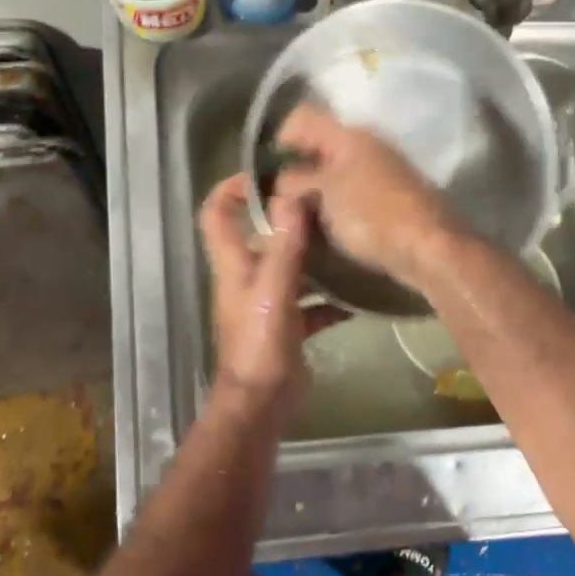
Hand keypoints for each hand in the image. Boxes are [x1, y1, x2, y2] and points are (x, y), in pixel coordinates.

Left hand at [198, 176, 346, 403]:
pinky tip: (357, 295)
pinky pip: (312, 304)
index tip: (267, 173)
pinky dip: (331, 299)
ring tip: (346, 241)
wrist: (262, 401)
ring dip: (314, 257)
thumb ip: (284, 247)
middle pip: (261, 238)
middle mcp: (248, 279)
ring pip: (291, 269)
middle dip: (288, 219)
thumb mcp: (273, 290)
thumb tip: (292, 197)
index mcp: (234, 265)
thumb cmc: (260, 344)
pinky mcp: (289, 327)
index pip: (217, 214)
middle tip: (324, 203)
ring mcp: (269, 304)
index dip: (232, 188)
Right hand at [273, 105, 465, 284]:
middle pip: (316, 150)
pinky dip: (334, 212)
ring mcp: (379, 175)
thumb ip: (296, 181)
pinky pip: (349, 199)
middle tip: (279, 208)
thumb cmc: (373, 215)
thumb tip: (283, 181)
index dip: (280, 142)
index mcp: (349, 135)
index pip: (302, 119)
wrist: (428, 248)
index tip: (269, 177)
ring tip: (299, 226)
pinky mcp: (387, 203)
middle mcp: (365, 147)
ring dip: (313, 198)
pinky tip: (326, 235)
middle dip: (294, 176)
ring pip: (332, 178)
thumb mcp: (325, 193)